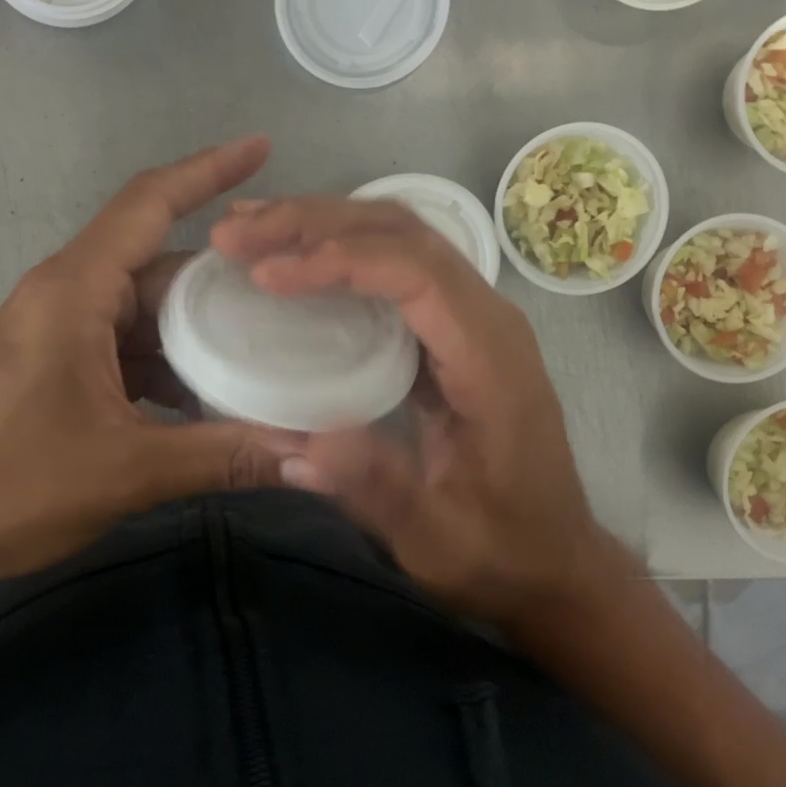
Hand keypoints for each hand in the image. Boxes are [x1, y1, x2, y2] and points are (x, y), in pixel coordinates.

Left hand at [0, 136, 299, 591]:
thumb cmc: (13, 489)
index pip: (146, 205)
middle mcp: (59, 297)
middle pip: (152, 263)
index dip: (207, 171)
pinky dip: (162, 361)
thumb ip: (225, 456)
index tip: (262, 148)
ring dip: (192, 328)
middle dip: (220, 277)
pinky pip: (117, 345)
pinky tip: (204, 395)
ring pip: (137, 309)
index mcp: (71, 293)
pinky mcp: (46, 367)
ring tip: (264, 345)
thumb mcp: (128, 470)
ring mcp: (49, 333)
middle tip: (294, 291)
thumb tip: (319, 459)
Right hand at [209, 196, 627, 625]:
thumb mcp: (436, 538)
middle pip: (403, 234)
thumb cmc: (497, 551)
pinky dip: (335, 247)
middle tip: (232, 234)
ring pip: (398, 236)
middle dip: (313, 223)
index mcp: (490, 362)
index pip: (416, 274)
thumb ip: (378, 489)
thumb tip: (299, 444)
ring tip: (245, 229)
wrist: (553, 563)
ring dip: (319, 224)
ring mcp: (470, 318)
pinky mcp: (449, 329)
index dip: (337, 261)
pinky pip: (392, 264)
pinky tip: (287, 256)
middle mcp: (486, 320)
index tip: (263, 275)